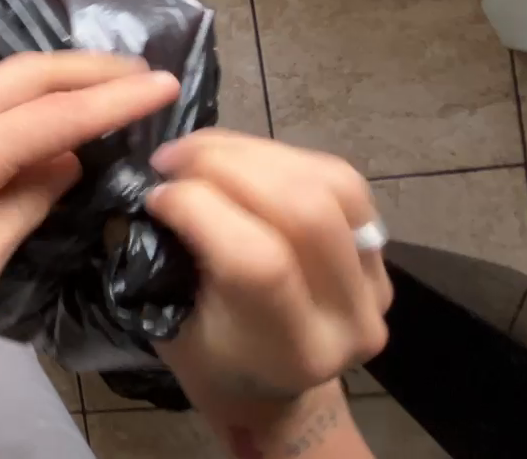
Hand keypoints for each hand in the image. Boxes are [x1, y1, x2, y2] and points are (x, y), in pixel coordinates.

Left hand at [0, 52, 181, 369]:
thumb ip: (23, 204)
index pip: (55, 116)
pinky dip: (10, 96)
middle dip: (87, 68)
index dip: (115, 99)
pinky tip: (30, 109)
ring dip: (48, 79)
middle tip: (139, 70)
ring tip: (97, 86)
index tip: (164, 83)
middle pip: (24, 74)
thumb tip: (63, 159)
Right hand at [146, 130, 391, 451]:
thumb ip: (152, 257)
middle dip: (220, 163)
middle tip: (167, 161)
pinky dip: (274, 152)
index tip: (152, 197)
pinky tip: (233, 157)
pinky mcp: (379, 248)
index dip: (196, 207)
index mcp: (288, 348)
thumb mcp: (158, 317)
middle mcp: (348, 319)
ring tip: (195, 152)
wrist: (265, 375)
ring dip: (245, 150)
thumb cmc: (198, 347)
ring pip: (328, 183)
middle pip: (302, 209)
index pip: (258, 260)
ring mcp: (375, 281)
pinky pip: (338, 178)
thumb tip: (146, 187)